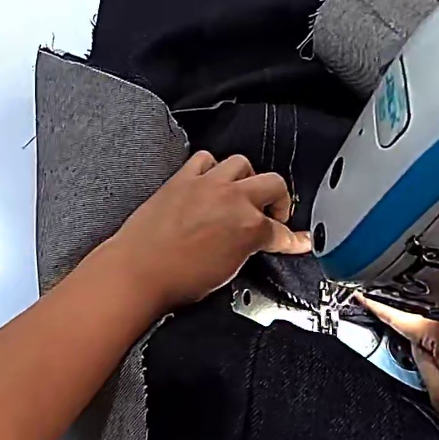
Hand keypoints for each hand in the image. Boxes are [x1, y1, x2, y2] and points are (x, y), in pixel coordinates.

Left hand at [86, 152, 310, 313]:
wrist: (137, 272)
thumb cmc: (177, 280)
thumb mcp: (228, 272)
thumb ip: (247, 249)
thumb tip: (253, 243)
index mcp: (250, 228)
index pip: (282, 232)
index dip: (294, 239)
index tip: (300, 239)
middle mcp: (233, 199)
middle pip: (273, 185)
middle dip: (279, 200)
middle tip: (273, 214)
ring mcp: (208, 184)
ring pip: (242, 164)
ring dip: (246, 179)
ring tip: (241, 193)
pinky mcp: (183, 178)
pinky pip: (206, 160)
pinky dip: (212, 169)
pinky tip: (210, 182)